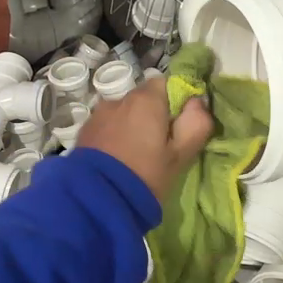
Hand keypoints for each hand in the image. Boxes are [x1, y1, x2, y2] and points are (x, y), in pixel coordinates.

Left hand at [76, 77, 212, 199]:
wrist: (95, 198)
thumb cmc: (144, 175)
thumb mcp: (180, 155)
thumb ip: (196, 124)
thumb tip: (198, 101)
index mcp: (145, 99)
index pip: (167, 84)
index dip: (176, 102)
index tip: (179, 127)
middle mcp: (119, 99)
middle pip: (144, 99)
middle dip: (153, 116)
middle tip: (160, 146)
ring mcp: (98, 114)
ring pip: (124, 113)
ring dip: (131, 126)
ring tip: (135, 155)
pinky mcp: (84, 130)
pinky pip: (107, 126)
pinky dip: (114, 136)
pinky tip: (116, 158)